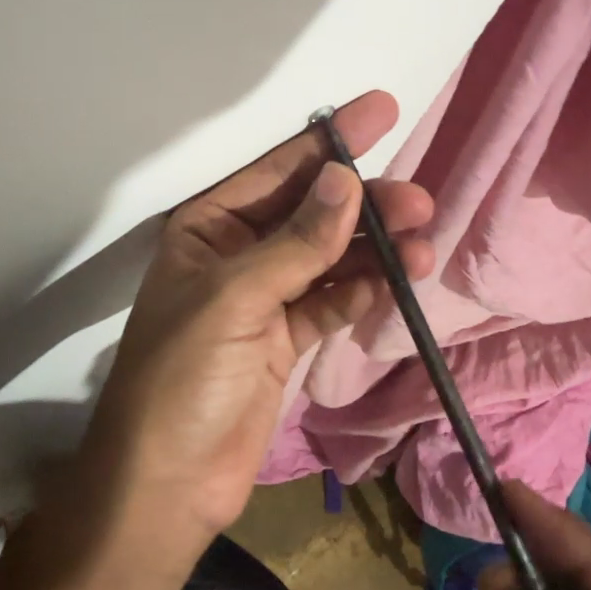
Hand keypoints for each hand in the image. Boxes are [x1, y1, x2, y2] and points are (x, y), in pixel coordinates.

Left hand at [79, 90, 435, 534]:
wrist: (168, 481)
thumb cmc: (183, 376)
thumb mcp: (235, 298)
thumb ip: (296, 242)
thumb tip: (346, 179)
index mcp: (206, 228)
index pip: (275, 170)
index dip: (328, 140)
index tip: (382, 108)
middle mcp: (235, 253)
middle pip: (311, 212)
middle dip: (364, 203)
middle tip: (419, 201)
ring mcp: (262, 297)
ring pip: (330, 257)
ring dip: (375, 249)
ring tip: (422, 245)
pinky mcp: (284, 339)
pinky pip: (332, 301)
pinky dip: (363, 291)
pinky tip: (397, 284)